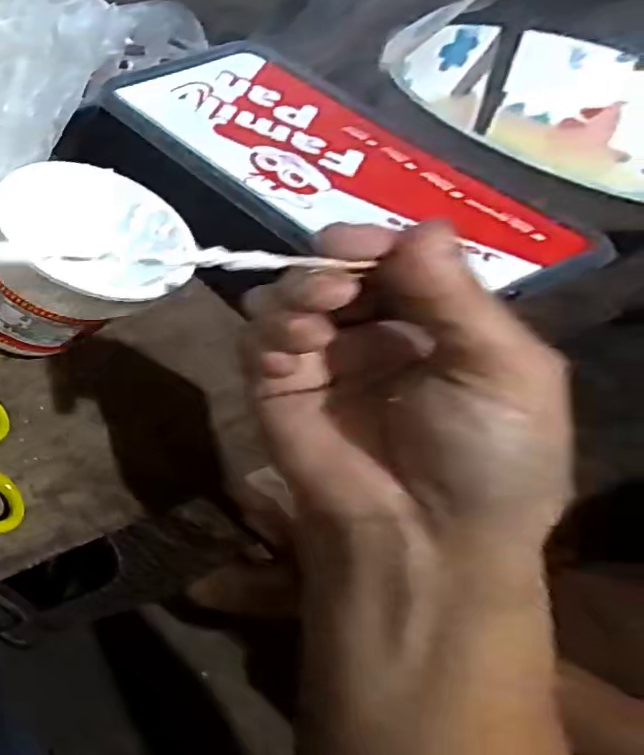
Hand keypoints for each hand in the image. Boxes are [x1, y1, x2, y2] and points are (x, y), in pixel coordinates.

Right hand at [239, 220, 571, 575]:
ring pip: (279, 300)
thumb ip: (455, 298)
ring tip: (309, 326)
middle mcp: (370, 331)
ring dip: (287, 300)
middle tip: (330, 289)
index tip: (350, 241)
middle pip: (328, 272)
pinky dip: (263, 337)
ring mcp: (314, 358)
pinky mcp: (269, 383)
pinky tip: (287, 357)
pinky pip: (251, 341)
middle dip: (322, 269)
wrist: (421, 528)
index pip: (395, 263)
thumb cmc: (488, 455)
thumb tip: (419, 226)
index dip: (371, 243)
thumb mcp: (502, 371)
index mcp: (436, 322)